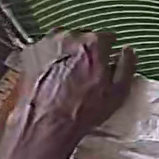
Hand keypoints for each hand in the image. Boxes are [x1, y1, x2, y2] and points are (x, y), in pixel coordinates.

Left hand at [3, 31, 137, 158]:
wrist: (46, 122)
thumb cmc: (82, 111)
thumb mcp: (117, 93)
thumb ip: (126, 66)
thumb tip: (128, 51)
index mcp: (94, 43)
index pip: (107, 38)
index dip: (107, 52)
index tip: (104, 63)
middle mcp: (70, 36)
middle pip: (83, 38)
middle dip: (85, 52)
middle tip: (84, 74)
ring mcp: (47, 42)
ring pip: (63, 42)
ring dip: (67, 53)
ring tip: (66, 76)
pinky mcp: (30, 51)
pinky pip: (45, 50)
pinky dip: (49, 59)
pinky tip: (50, 76)